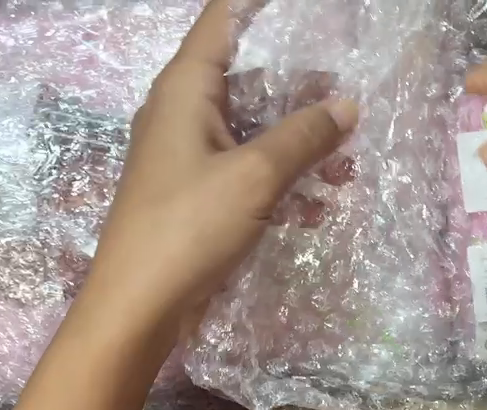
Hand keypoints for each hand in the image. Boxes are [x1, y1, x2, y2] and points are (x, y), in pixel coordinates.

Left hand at [74, 0, 357, 352]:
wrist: (140, 303)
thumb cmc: (189, 227)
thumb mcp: (254, 177)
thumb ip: (303, 137)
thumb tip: (347, 104)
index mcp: (186, 88)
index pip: (226, 19)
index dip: (266, 8)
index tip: (314, 16)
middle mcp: (183, 113)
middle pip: (248, 79)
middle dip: (299, 90)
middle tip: (347, 102)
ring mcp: (188, 158)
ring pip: (251, 133)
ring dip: (296, 146)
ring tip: (344, 165)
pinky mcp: (196, 198)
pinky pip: (244, 174)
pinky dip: (278, 183)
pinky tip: (314, 208)